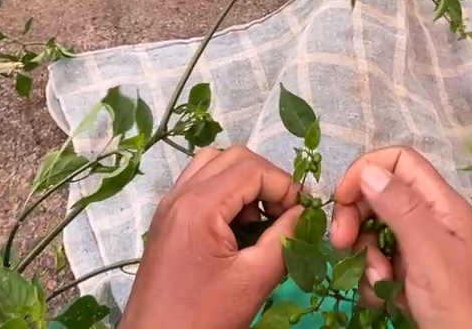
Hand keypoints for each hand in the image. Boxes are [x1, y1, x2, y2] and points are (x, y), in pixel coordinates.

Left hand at [119, 145, 302, 328]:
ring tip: (258, 218)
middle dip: (265, 178)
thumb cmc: (201, 319)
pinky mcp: (167, 220)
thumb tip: (305, 213)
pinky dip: (224, 192)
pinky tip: (235, 228)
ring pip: (214, 164)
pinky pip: (200, 184)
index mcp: (198, 205)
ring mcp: (170, 205)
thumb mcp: (252, 282)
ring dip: (243, 181)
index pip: (252, 169)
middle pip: (233, 157)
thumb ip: (284, 240)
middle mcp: (180, 194)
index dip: (283, 185)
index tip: (301, 212)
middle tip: (282, 213)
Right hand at [330, 146, 471, 328]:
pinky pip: (382, 265)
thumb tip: (369, 170)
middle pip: (382, 195)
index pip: (400, 162)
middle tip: (342, 244)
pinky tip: (383, 299)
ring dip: (367, 256)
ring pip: (378, 233)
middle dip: (357, 216)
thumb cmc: (463, 306)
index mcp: (441, 204)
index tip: (341, 200)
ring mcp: (423, 251)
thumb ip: (402, 209)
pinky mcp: (414, 279)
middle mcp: (431, 220)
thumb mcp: (431, 255)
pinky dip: (374, 280)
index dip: (367, 170)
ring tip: (380, 283)